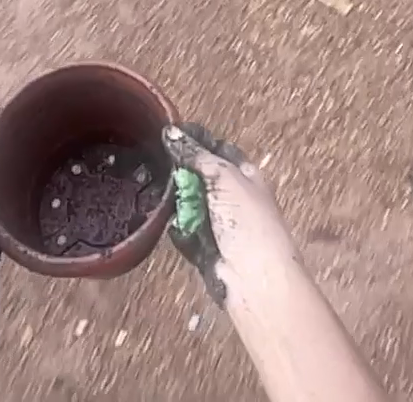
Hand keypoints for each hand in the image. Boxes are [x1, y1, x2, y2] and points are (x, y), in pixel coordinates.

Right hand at [163, 125, 389, 401]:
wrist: (256, 281)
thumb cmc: (247, 221)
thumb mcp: (223, 177)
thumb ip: (195, 154)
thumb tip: (170, 132)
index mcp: (243, 172)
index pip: (215, 147)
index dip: (194, 138)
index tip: (167, 132)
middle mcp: (230, 194)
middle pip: (198, 174)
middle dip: (179, 170)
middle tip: (155, 162)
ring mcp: (217, 222)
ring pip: (188, 202)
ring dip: (175, 200)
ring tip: (156, 191)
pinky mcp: (205, 247)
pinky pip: (184, 230)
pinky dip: (178, 229)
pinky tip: (173, 225)